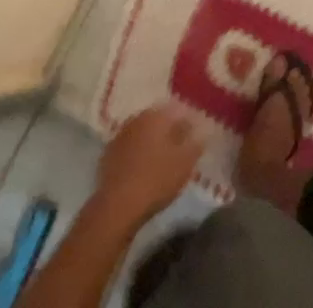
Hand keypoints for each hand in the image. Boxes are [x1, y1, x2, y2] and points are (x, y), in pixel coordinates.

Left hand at [94, 105, 204, 225]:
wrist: (118, 204)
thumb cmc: (157, 180)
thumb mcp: (185, 162)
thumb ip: (195, 142)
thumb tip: (202, 128)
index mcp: (155, 117)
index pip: (176, 109)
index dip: (188, 119)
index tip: (197, 132)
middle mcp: (135, 119)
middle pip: (157, 118)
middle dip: (170, 128)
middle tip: (183, 144)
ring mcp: (120, 135)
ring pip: (142, 131)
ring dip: (154, 139)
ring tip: (166, 156)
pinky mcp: (109, 153)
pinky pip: (130, 145)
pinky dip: (140, 151)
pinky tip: (145, 165)